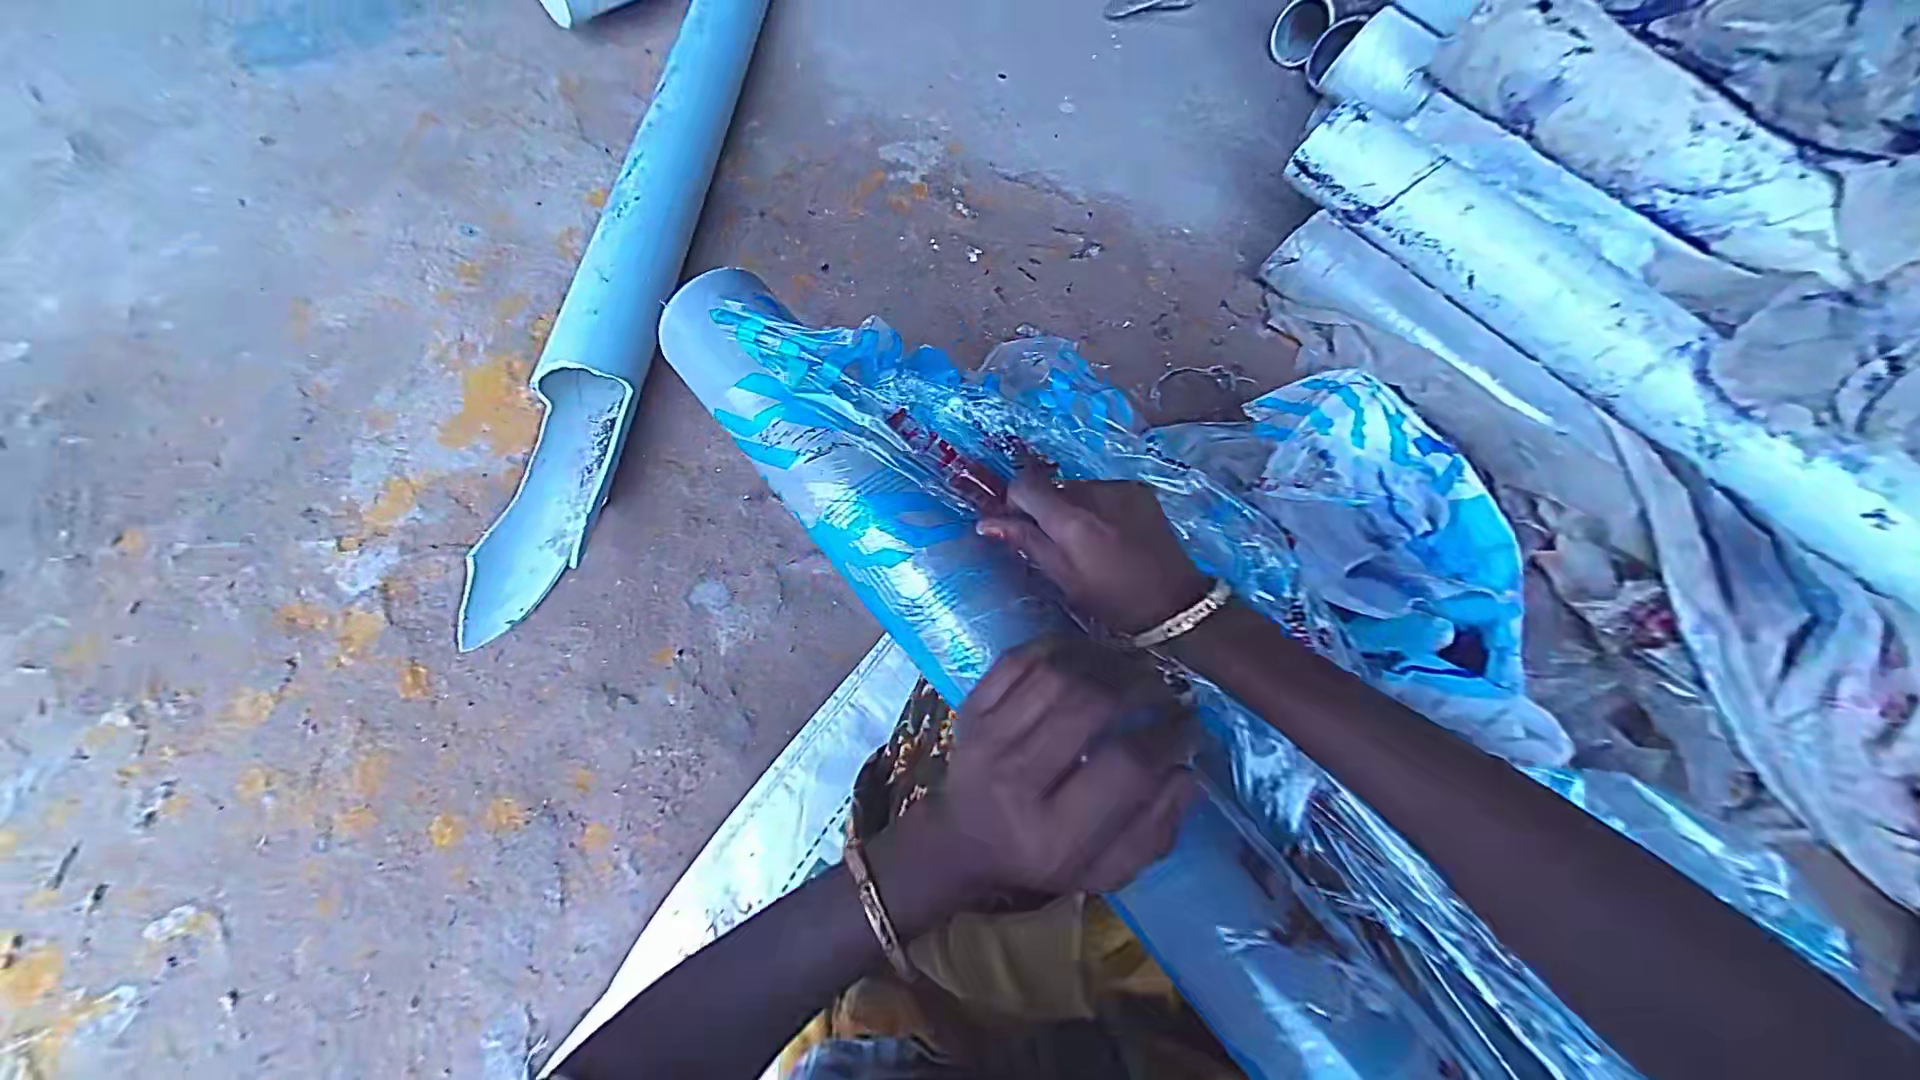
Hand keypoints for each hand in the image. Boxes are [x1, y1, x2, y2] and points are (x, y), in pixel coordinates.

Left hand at [910, 637, 1199, 901]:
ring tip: (1132, 666)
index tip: (1189, 724)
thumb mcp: (1104, 871)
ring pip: (1053, 676)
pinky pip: (1016, 661)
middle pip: (1086, 708)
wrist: (963, 841)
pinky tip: (1086, 653)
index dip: (1166, 737)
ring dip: (1102, 661)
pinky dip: (1057, 648)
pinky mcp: (971, 709)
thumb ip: (1152, 831)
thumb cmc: (1042, 859)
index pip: (1124, 768)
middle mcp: (1015, 782)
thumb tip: (1186, 770)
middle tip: (1164, 687)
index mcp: (1054, 835)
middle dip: (1138, 688)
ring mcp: (986, 739)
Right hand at [978, 472, 1209, 634]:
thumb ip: (1026, 542)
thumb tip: (986, 522)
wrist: (1174, 601)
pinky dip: (1097, 506)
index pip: (1025, 486)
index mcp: (1071, 521)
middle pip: (1051, 486)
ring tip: (1088, 540)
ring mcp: (1120, 488)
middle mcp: (1094, 494)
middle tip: (1055, 541)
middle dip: (1045, 508)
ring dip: (1071, 506)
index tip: (1018, 523)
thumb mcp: (1063, 577)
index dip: (1014, 502)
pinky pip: (1102, 490)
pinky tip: (1110, 532)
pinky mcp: (1138, 489)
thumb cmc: (1111, 599)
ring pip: (1076, 487)